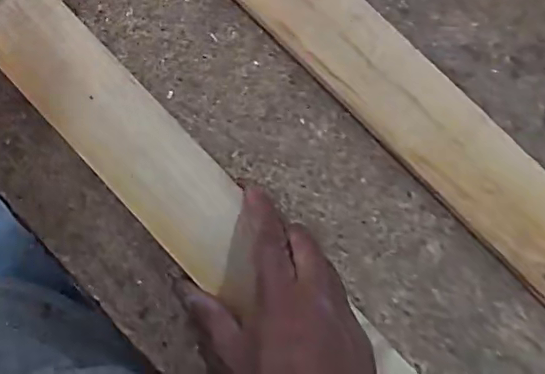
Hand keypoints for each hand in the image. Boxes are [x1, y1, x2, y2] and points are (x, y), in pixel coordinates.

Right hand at [181, 188, 375, 373]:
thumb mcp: (238, 359)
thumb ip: (214, 319)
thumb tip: (185, 288)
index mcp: (281, 295)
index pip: (269, 237)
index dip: (261, 208)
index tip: (251, 189)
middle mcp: (315, 294)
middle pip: (304, 241)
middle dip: (287, 230)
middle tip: (268, 233)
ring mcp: (342, 312)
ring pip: (326, 265)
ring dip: (307, 258)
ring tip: (290, 269)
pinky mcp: (360, 334)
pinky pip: (340, 296)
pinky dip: (324, 290)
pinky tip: (312, 310)